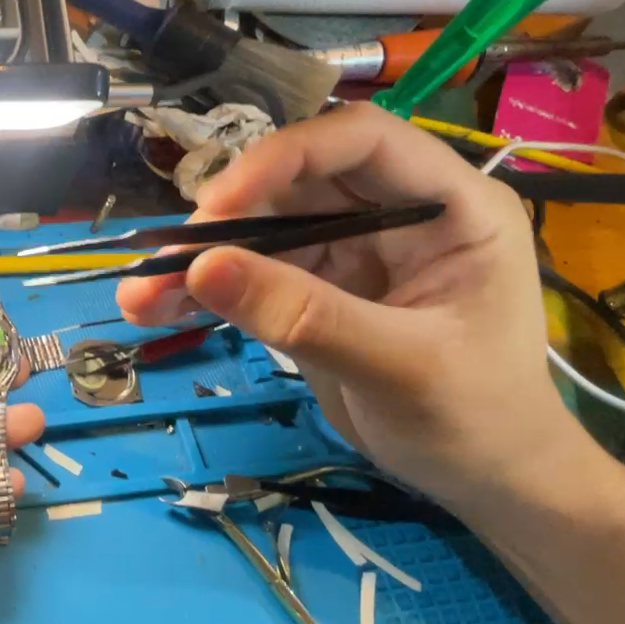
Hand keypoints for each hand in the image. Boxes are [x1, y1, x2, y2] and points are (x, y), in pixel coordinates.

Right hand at [117, 104, 593, 511]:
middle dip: (220, 223)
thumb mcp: (398, 366)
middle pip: (290, 187)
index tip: (213, 209)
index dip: (280, 160)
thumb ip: (304, 316)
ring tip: (138, 299)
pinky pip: (246, 279)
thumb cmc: (476, 418)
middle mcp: (390, 215)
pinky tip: (156, 312)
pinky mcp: (312, 293)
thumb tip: (201, 269)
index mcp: (447, 206)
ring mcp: (347, 254)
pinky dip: (201, 295)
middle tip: (163, 268)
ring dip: (195, 263)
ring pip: (256, 234)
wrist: (486, 479)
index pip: (358, 143)